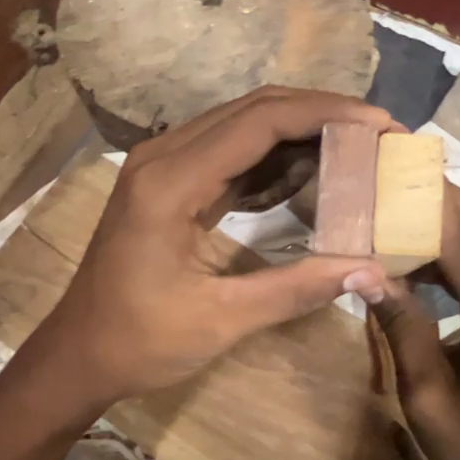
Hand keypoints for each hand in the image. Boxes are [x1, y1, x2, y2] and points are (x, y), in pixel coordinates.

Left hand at [30, 87, 399, 406]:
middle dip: (322, 112)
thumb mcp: (220, 320)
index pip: (259, 122)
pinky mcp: (169, 177)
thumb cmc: (139, 340)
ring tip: (359, 145)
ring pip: (243, 121)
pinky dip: (276, 150)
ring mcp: (163, 162)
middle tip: (381, 132)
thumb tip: (371, 271)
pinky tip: (315, 168)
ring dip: (301, 126)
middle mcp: (164, 155)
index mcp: (170, 181)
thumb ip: (296, 288)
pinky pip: (230, 146)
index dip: (325, 114)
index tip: (380, 124)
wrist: (78, 352)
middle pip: (254, 107)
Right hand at [373, 184, 459, 459]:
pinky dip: (452, 242)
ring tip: (396, 199)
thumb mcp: (424, 392)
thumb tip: (363, 271)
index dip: (425, 204)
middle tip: (391, 173)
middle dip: (440, 192)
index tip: (390, 172)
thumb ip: (401, 327)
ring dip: (446, 213)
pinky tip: (413, 247)